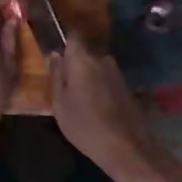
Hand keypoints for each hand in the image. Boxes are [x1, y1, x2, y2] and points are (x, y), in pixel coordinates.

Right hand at [49, 36, 157, 171]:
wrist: (124, 146)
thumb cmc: (84, 125)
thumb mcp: (59, 103)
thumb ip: (57, 75)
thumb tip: (55, 54)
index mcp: (83, 59)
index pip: (74, 35)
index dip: (65, 41)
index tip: (57, 54)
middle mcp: (102, 59)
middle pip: (85, 53)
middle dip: (75, 64)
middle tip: (64, 85)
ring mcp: (117, 73)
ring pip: (96, 67)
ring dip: (88, 77)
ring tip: (79, 100)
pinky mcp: (126, 86)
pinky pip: (106, 79)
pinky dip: (99, 87)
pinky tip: (95, 107)